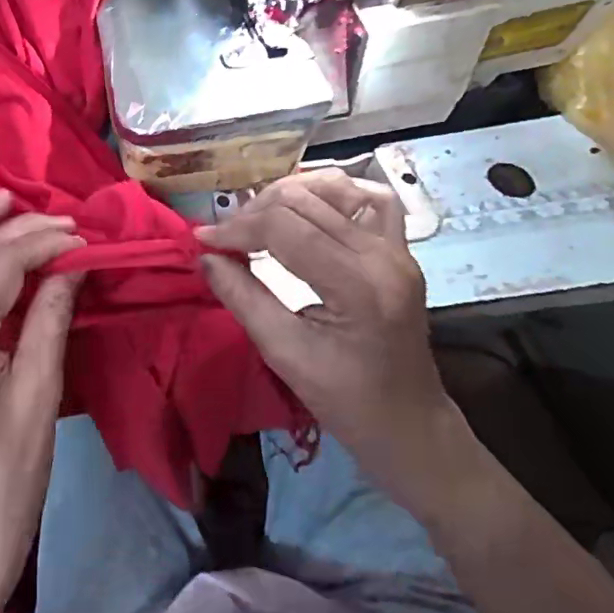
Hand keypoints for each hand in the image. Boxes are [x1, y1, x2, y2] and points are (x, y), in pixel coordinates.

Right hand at [196, 169, 452, 501]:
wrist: (410, 425)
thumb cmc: (347, 402)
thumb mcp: (286, 355)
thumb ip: (243, 299)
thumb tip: (206, 256)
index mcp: (358, 285)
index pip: (285, 228)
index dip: (237, 228)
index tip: (203, 240)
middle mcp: (383, 254)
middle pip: (306, 201)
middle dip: (255, 211)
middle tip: (224, 236)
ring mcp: (398, 246)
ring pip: (336, 187)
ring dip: (289, 194)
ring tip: (258, 218)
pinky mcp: (401, 248)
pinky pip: (368, 198)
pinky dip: (332, 193)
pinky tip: (308, 206)